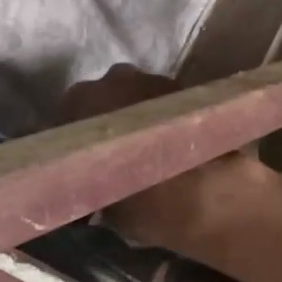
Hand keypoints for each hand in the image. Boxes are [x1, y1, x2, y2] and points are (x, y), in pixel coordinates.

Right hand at [61, 64, 270, 252]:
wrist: (214, 196)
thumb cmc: (145, 201)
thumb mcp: (101, 201)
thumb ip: (88, 181)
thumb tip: (89, 181)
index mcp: (84, 101)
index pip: (67, 114)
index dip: (73, 138)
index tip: (80, 161)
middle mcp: (118, 79)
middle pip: (105, 98)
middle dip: (107, 120)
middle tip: (113, 155)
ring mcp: (160, 80)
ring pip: (138, 97)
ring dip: (138, 117)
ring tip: (147, 151)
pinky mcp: (195, 91)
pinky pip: (167, 104)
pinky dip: (166, 120)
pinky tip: (172, 146)